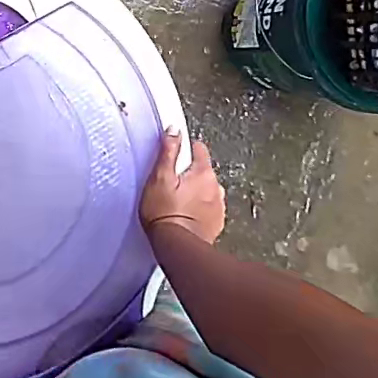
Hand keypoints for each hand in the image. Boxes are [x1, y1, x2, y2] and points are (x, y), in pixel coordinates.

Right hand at [140, 130, 224, 244]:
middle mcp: (216, 188)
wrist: (177, 247)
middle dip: (189, 173)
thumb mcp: (159, 177)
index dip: (184, 149)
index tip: (173, 155)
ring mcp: (218, 207)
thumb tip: (174, 131)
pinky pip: (207, 207)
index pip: (199, 148)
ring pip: (205, 189)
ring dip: (195, 192)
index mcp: (203, 173)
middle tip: (169, 183)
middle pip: (202, 170)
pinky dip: (198, 208)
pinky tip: (183, 214)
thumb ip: (168, 151)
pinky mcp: (215, 223)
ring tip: (175, 201)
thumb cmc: (165, 213)